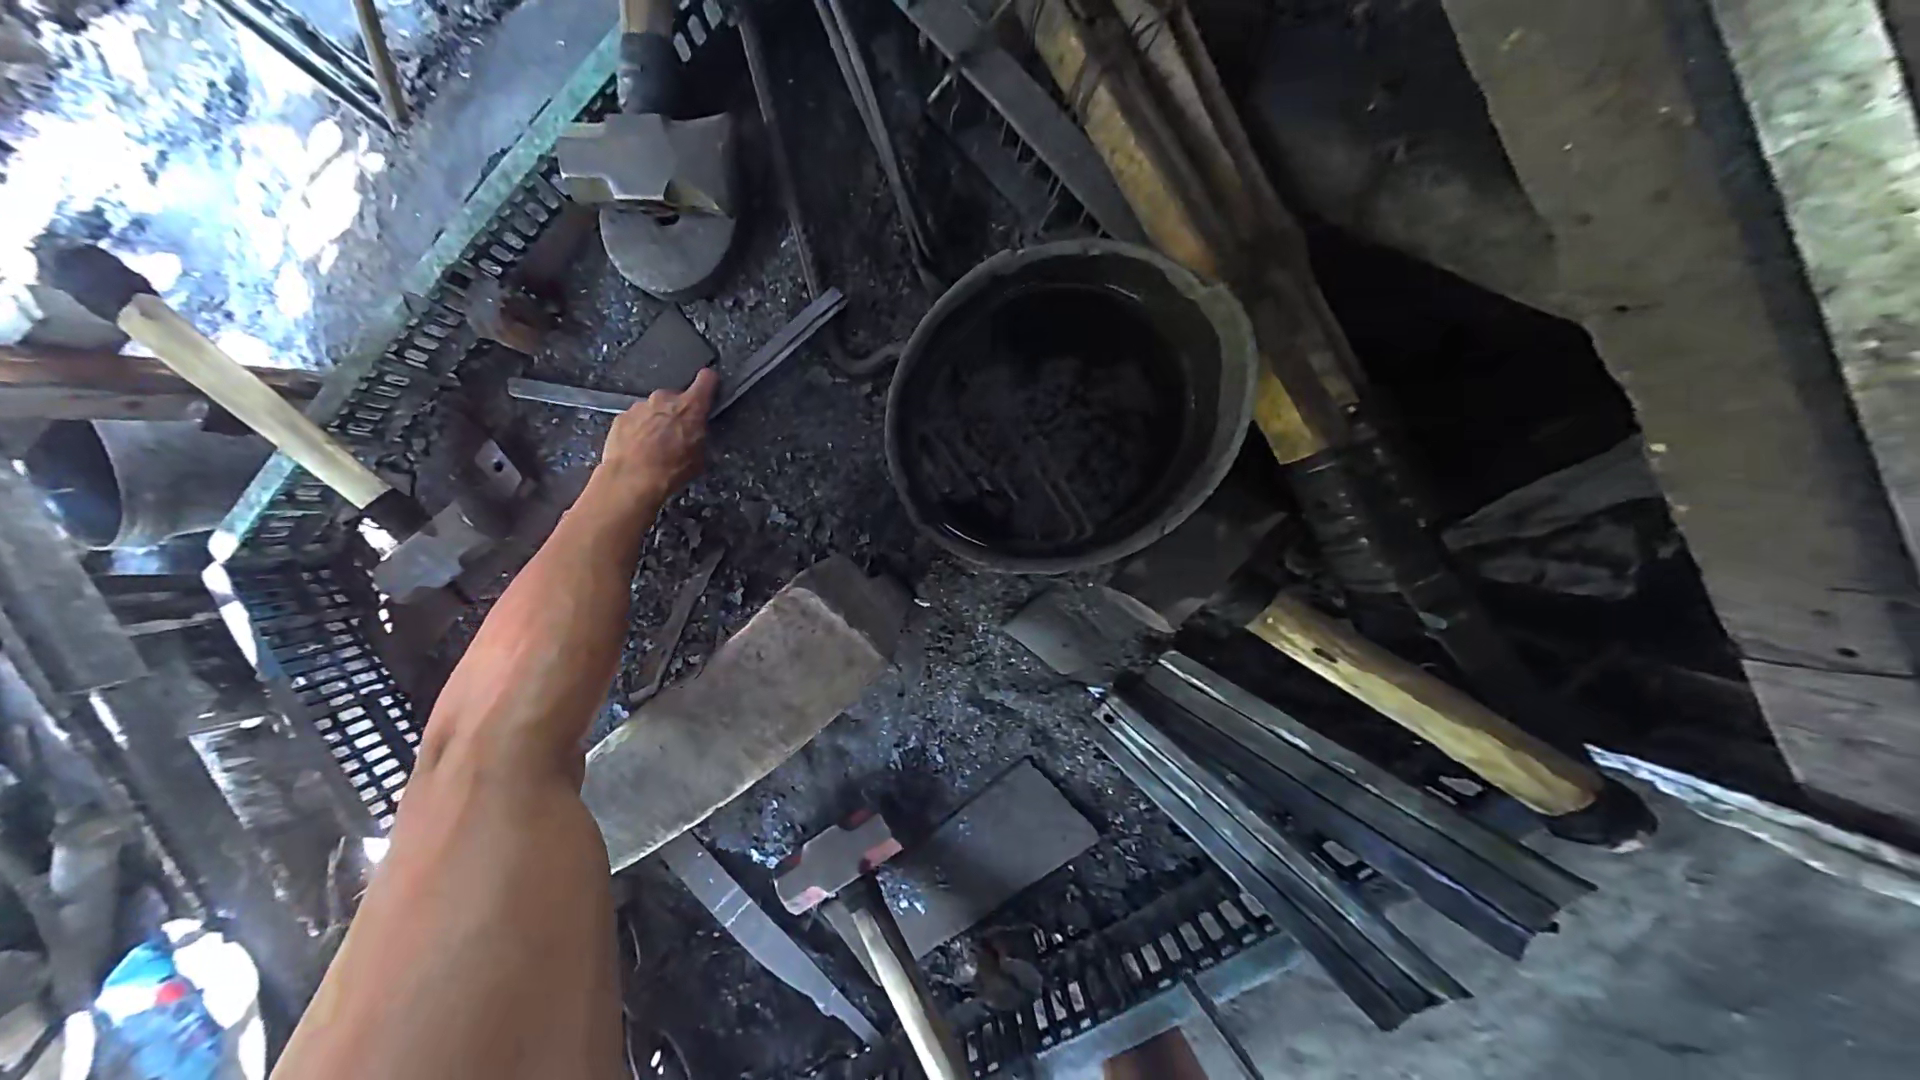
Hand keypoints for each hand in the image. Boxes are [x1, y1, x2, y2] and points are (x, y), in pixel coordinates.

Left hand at [599, 367, 718, 498]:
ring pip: (654, 408)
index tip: (709, 389)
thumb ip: (699, 435)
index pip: (707, 379)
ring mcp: (640, 406)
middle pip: (676, 397)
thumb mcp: (700, 456)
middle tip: (677, 432)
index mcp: (691, 406)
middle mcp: (664, 399)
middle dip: (678, 411)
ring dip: (657, 420)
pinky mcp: (621, 417)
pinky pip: (635, 418)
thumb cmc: (673, 469)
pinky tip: (638, 447)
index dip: (709, 383)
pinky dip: (639, 428)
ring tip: (655, 444)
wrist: (632, 479)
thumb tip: (696, 432)